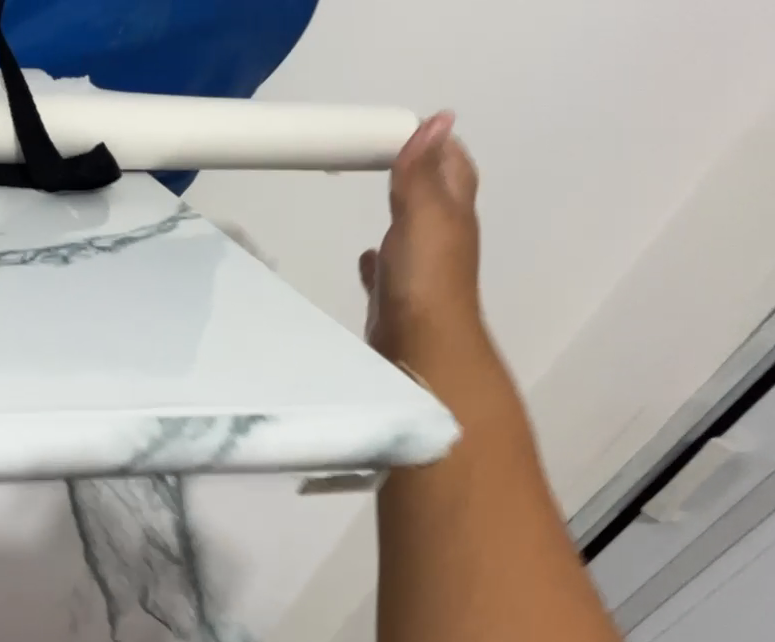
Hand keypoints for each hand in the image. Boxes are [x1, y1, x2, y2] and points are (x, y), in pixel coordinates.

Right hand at [359, 112, 482, 362]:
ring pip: (411, 229)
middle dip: (419, 171)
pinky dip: (378, 257)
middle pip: (435, 194)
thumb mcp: (423, 216)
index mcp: (452, 213)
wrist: (419, 346)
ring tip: (377, 193)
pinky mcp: (396, 295)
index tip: (410, 125)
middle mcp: (441, 236)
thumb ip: (422, 173)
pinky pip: (387, 268)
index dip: (438, 143)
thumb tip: (438, 118)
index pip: (452, 164)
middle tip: (390, 153)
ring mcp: (419, 268)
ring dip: (400, 211)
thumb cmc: (425, 279)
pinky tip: (365, 255)